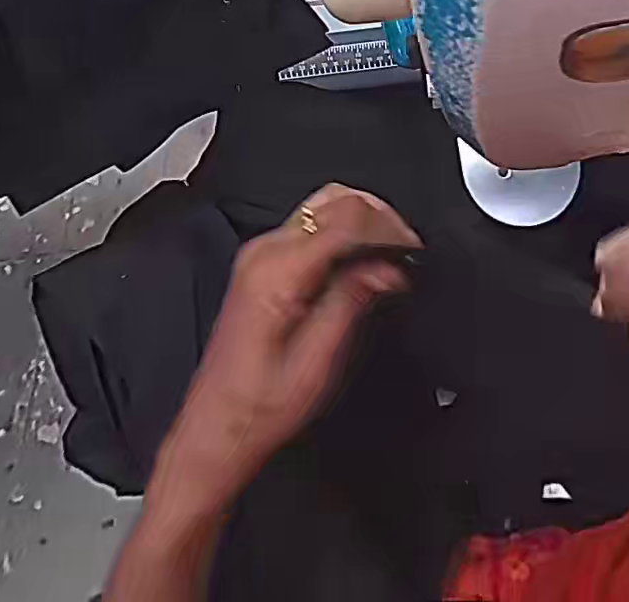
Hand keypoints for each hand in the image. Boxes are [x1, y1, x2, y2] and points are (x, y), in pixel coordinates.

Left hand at [152, 184, 420, 513]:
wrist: (217, 427)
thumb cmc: (258, 406)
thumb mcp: (317, 360)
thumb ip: (353, 299)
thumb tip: (388, 267)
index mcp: (276, 272)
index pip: (345, 221)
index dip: (387, 229)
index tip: (411, 248)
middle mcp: (264, 253)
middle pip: (335, 201)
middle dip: (379, 217)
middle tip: (407, 246)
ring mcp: (260, 253)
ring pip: (325, 204)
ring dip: (364, 217)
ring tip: (391, 245)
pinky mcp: (264, 261)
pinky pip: (313, 223)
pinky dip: (346, 227)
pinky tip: (364, 251)